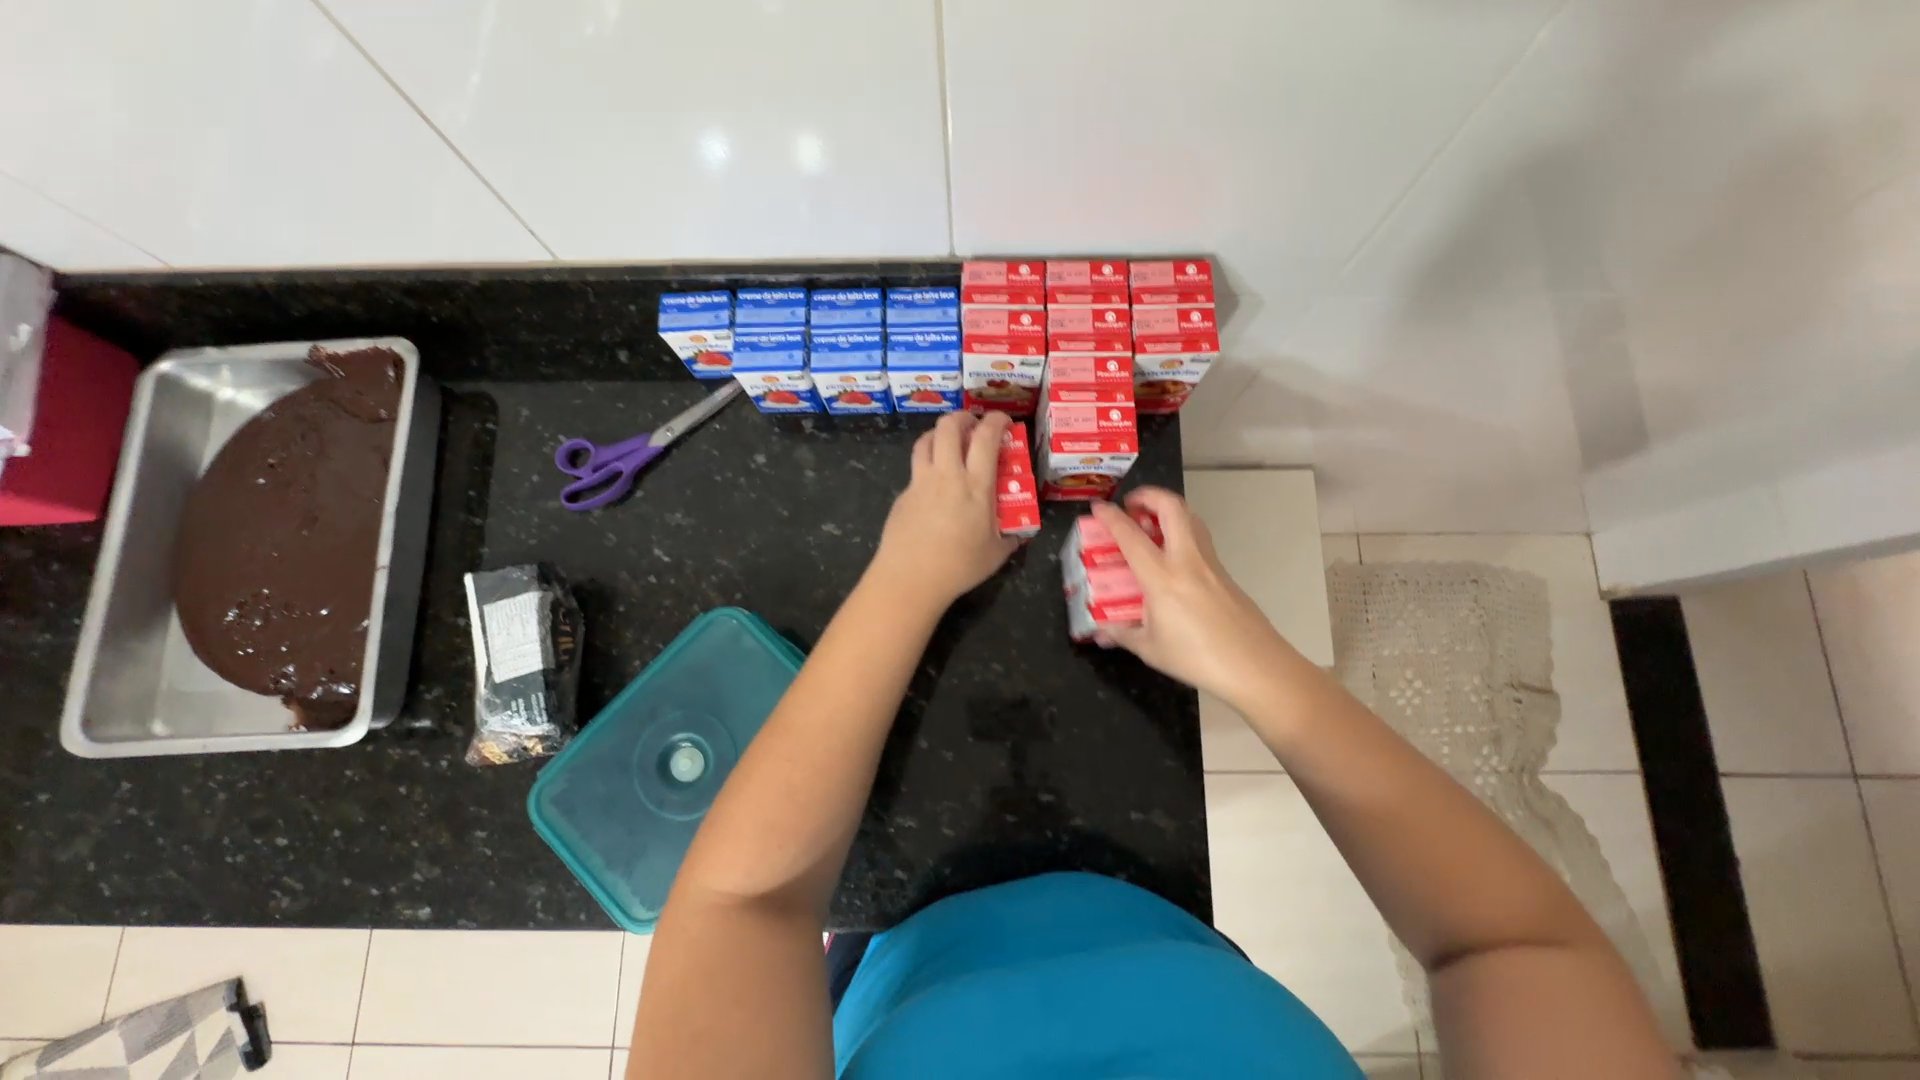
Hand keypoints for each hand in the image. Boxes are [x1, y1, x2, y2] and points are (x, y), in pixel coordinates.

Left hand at [869, 410, 1018, 610]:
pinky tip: (933, 483)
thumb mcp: (996, 554)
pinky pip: (915, 468)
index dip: (996, 421)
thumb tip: (1020, 532)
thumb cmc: (959, 566)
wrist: (910, 578)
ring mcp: (920, 482)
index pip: (986, 437)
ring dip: (939, 434)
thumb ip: (1010, 537)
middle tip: (973, 425)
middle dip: (963, 417)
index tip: (1004, 420)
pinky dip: (926, 463)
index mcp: (975, 486)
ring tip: (948, 442)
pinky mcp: (903, 495)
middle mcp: (947, 475)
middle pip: (949, 427)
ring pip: (926, 441)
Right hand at [1089, 488, 1293, 709]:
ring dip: (1168, 511)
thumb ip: (1123, 634)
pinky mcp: (1224, 573)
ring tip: (1150, 527)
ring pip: (1190, 518)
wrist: (1255, 666)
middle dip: (1148, 496)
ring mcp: (1210, 564)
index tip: (1097, 508)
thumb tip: (1102, 632)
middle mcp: (1187, 560)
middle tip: (1131, 507)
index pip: (1130, 536)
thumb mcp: (1150, 649)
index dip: (1110, 517)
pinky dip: (1181, 534)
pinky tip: (1171, 560)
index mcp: (1162, 578)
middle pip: (1171, 507)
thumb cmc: (1197, 658)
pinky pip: (1199, 540)